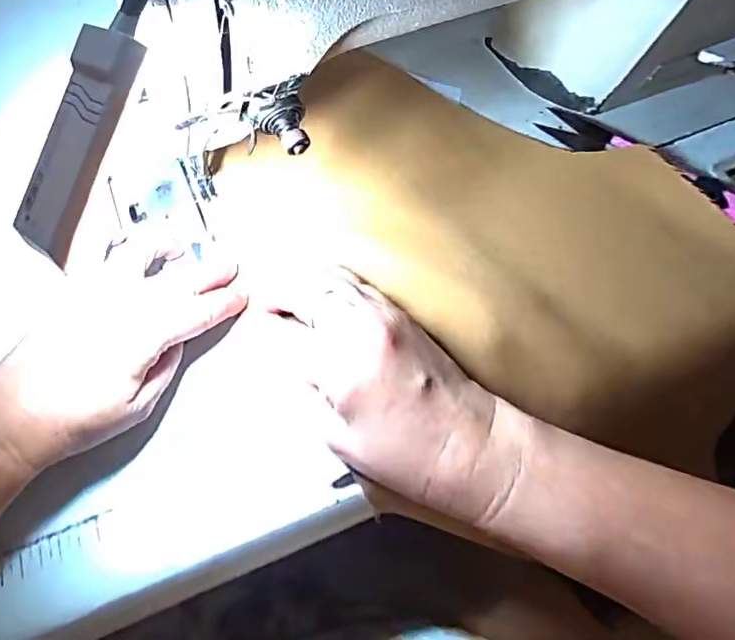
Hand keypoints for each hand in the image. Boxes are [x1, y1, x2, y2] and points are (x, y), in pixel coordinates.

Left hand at [0, 243, 245, 476]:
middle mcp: (127, 300)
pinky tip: (126, 243)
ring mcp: (99, 287)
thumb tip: (176, 341)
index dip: (223, 303)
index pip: (196, 311)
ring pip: (140, 251)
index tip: (241, 294)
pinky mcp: (75, 285)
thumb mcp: (137, 405)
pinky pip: (102, 252)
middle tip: (229, 264)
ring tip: (178, 245)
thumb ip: (165, 366)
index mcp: (147, 332)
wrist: (18, 408)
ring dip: (165, 245)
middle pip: (178, 278)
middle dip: (209, 270)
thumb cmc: (77, 416)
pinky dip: (120, 243)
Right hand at [251, 268, 537, 531]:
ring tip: (289, 295)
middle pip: (304, 291)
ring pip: (328, 278)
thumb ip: (308, 395)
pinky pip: (353, 281)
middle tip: (267, 306)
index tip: (260, 335)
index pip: (286, 334)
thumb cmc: (409, 456)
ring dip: (303, 282)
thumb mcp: (340, 441)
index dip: (269, 332)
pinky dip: (330, 280)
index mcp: (340, 368)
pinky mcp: (398, 312)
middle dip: (279, 296)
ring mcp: (381, 315)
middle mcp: (359, 329)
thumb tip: (292, 364)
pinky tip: (322, 291)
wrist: (474, 446)